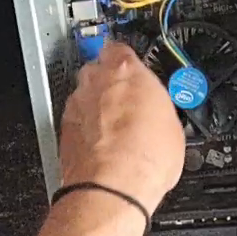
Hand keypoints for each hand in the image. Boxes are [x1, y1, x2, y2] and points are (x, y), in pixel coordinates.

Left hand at [59, 42, 185, 212]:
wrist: (113, 187)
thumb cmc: (144, 157)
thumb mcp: (173, 127)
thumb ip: (158, 109)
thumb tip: (161, 119)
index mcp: (126, 69)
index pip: (121, 48)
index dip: (128, 63)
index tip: (135, 71)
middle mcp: (95, 81)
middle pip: (98, 71)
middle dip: (109, 86)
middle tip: (127, 106)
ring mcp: (76, 106)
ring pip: (84, 98)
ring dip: (95, 110)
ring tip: (114, 133)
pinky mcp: (63, 132)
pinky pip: (76, 124)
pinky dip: (85, 132)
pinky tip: (101, 149)